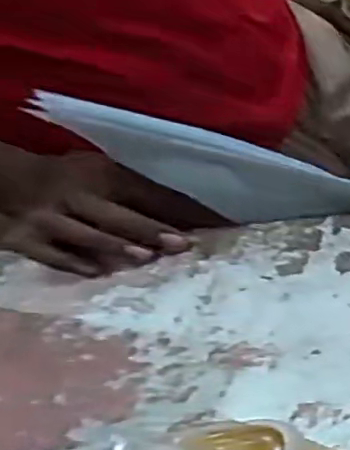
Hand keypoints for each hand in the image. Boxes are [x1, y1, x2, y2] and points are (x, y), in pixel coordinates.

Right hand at [0, 151, 212, 275]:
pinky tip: (98, 272)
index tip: (228, 230)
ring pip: (80, 233)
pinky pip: (44, 252)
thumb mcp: (107, 177)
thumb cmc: (73, 181)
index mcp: (104, 177)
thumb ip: (147, 197)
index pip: (155, 196)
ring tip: (144, 257)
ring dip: (113, 246)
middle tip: (181, 243)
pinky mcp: (15, 237)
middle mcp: (72, 196)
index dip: (193, 215)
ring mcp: (40, 217)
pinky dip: (71, 262)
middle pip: (113, 214)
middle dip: (147, 229)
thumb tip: (208, 224)